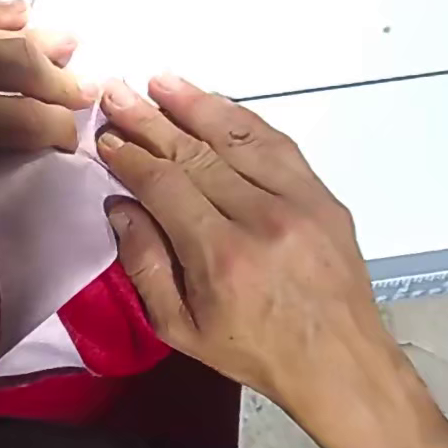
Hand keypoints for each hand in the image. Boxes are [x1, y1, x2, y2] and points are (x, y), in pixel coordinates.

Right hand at [96, 75, 447, 447]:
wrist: (342, 366)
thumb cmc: (250, 351)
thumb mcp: (177, 326)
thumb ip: (143, 263)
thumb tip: (120, 204)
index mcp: (221, 255)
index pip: (165, 185)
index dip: (130, 156)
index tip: (105, 138)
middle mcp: (262, 218)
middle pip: (195, 152)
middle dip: (149, 120)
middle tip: (116, 92)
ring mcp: (300, 201)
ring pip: (237, 137)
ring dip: (194, 104)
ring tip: (158, 81)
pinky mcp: (323, 196)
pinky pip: (276, 143)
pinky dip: (240, 117)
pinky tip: (212, 101)